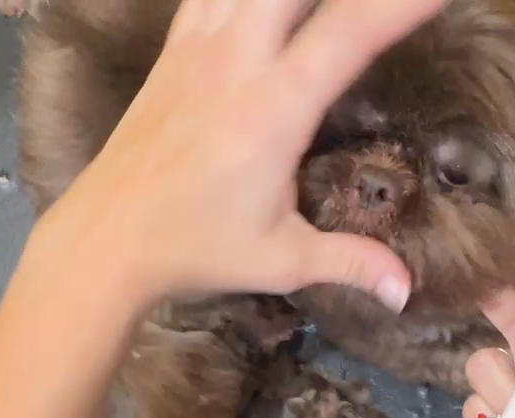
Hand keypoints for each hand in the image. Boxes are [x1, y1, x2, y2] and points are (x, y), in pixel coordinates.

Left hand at [44, 0, 445, 310]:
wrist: (110, 237)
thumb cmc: (197, 250)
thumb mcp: (281, 261)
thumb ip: (349, 263)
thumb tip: (404, 292)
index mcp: (271, 111)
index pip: (347, 34)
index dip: (399, 2)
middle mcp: (236, 60)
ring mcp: (200, 44)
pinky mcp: (176, 47)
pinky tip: (264, 3)